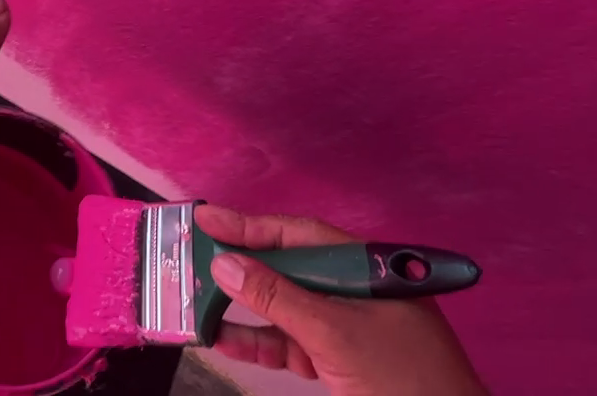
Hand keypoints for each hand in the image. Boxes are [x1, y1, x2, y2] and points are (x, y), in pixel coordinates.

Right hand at [196, 207, 486, 395]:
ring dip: (242, 306)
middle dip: (241, 264)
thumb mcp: (337, 335)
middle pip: (287, 267)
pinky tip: (222, 338)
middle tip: (192, 252)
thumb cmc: (404, 383)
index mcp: (366, 269)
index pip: (299, 235)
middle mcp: (354, 291)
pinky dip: (257, 341)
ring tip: (195, 296)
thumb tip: (223, 264)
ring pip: (283, 306)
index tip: (205, 218)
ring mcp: (346, 328)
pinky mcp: (337, 362)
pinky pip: (289, 342)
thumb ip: (277, 297)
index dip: (250, 225)